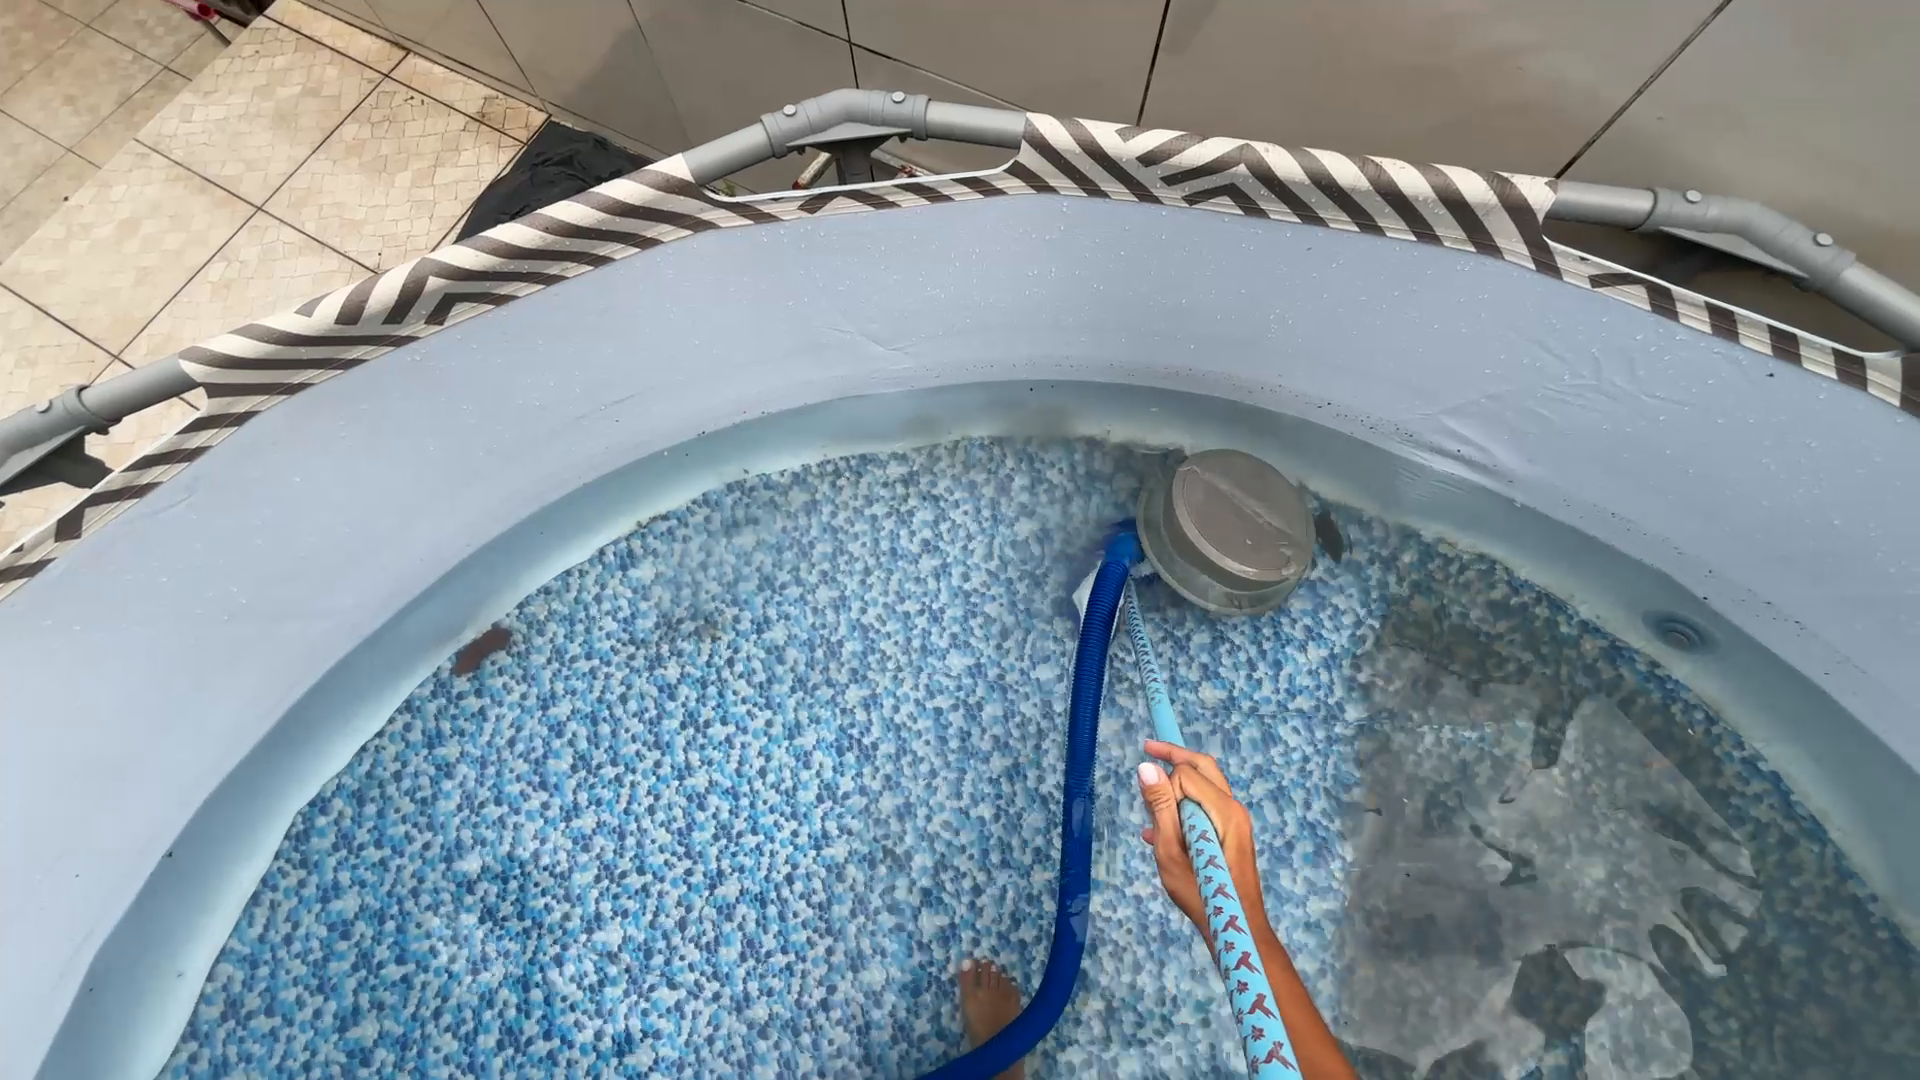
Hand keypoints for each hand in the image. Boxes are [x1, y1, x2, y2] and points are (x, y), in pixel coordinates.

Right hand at [1134, 740, 1264, 934]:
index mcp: (1223, 811)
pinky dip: (1183, 807)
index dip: (1165, 784)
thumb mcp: (1171, 851)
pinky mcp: (1232, 834)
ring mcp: (1235, 821)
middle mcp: (1234, 808)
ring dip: (1176, 785)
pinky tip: (1157, 832)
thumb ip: (1160, 807)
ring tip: (1147, 804)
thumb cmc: (1202, 894)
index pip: (1187, 773)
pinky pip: (1205, 806)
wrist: (1236, 930)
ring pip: (1204, 785)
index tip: (1148, 804)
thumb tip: (1146, 767)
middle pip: (1202, 766)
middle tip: (1147, 749)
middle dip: (1174, 757)